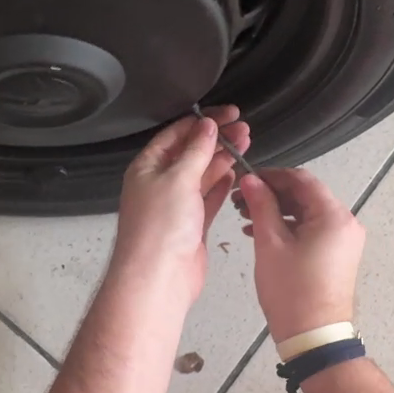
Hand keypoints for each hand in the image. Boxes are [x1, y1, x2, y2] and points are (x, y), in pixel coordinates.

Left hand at [110, 105, 250, 304]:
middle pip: (191, 153)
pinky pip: (208, 197)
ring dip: (223, 158)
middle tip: (242, 127)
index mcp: (147, 167)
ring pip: (202, 174)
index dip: (202, 122)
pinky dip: (221, 184)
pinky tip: (234, 173)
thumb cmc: (158, 229)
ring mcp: (176, 205)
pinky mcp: (191, 224)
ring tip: (246, 143)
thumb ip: (196, 151)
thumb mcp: (178, 178)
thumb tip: (207, 127)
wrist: (158, 278)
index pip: (176, 135)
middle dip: (217, 138)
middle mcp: (159, 184)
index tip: (227, 114)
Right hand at [236, 168, 364, 343]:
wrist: (314, 337)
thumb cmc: (291, 290)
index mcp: (334, 216)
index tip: (245, 179)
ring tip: (244, 216)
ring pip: (305, 213)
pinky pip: (310, 230)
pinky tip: (259, 232)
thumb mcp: (270, 244)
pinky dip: (287, 227)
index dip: (271, 176)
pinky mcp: (336, 255)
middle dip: (271, 194)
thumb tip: (250, 180)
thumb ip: (261, 206)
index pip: (301, 179)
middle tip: (240, 199)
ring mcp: (343, 240)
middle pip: (304, 195)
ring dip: (276, 211)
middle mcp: (345, 223)